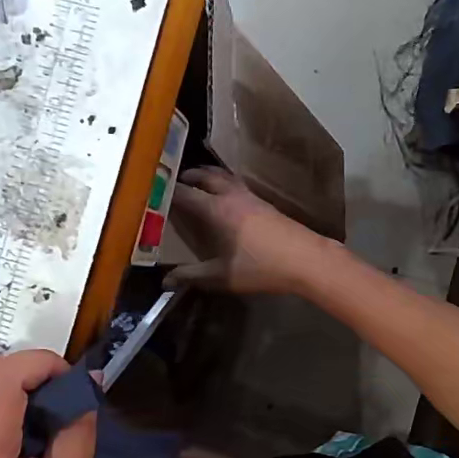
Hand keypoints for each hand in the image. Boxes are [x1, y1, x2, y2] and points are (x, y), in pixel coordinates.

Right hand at [166, 167, 329, 294]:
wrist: (307, 259)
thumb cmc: (262, 267)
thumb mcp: (223, 276)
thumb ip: (193, 277)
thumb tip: (166, 281)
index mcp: (217, 210)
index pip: (185, 194)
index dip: (166, 191)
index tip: (151, 191)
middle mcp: (232, 196)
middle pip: (206, 176)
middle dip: (189, 176)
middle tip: (175, 182)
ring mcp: (252, 197)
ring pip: (225, 177)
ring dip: (209, 176)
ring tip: (199, 183)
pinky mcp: (266, 203)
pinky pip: (238, 185)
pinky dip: (225, 184)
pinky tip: (227, 199)